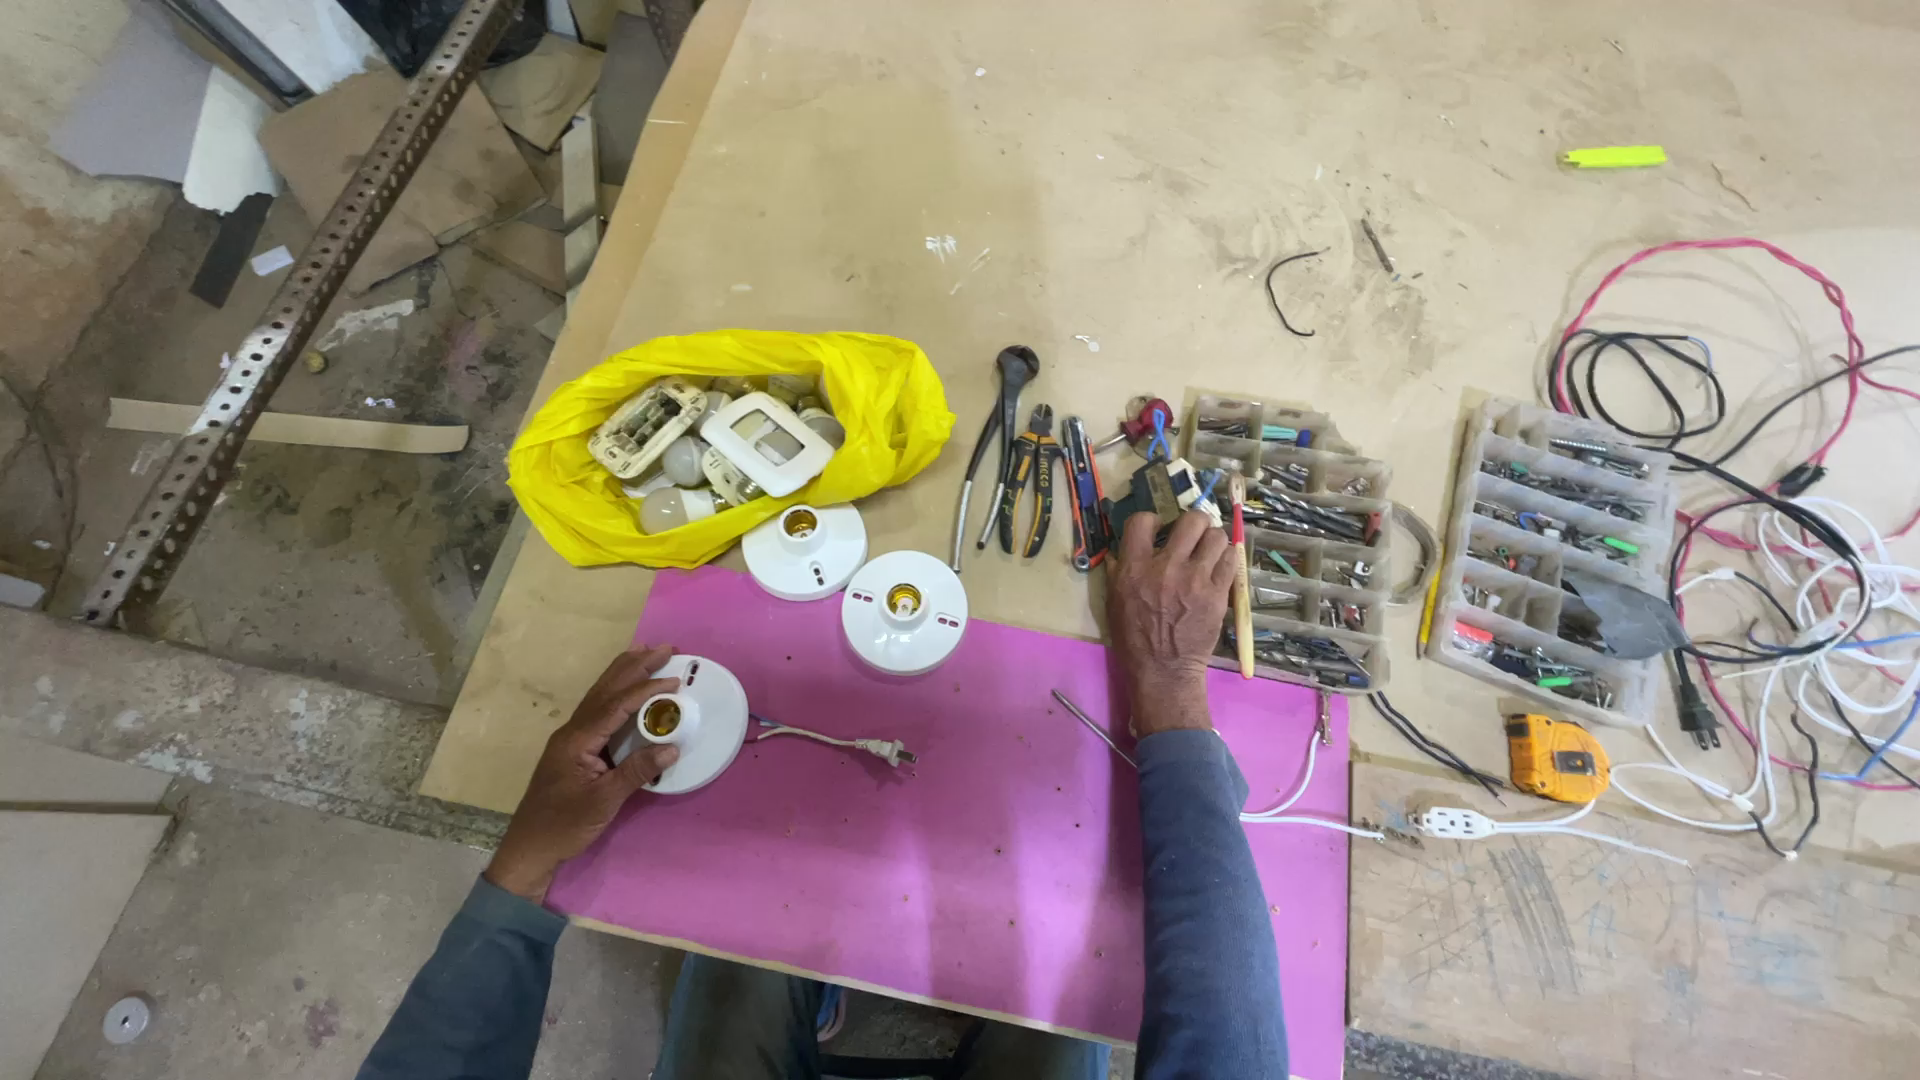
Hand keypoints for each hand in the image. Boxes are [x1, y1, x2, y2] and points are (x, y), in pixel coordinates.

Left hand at [484, 644, 682, 903]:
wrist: (529, 850)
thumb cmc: (564, 826)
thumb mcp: (604, 801)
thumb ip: (637, 772)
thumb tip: (672, 747)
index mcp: (577, 740)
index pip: (616, 705)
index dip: (646, 689)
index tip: (675, 680)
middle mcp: (572, 731)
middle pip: (606, 689)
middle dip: (635, 666)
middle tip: (665, 648)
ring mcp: (571, 738)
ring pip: (600, 695)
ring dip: (624, 673)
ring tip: (646, 653)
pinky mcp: (576, 748)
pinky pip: (600, 708)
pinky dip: (617, 691)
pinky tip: (626, 688)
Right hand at [1106, 510, 1235, 735]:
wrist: (1163, 669)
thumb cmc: (1133, 638)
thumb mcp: (1113, 601)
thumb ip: (1119, 571)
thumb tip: (1122, 550)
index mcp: (1134, 568)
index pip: (1142, 520)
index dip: (1152, 520)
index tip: (1157, 531)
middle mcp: (1166, 567)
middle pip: (1191, 520)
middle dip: (1192, 523)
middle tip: (1190, 535)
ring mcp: (1196, 580)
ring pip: (1216, 536)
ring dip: (1211, 540)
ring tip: (1207, 552)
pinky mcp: (1218, 593)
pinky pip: (1230, 559)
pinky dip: (1224, 558)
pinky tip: (1216, 567)